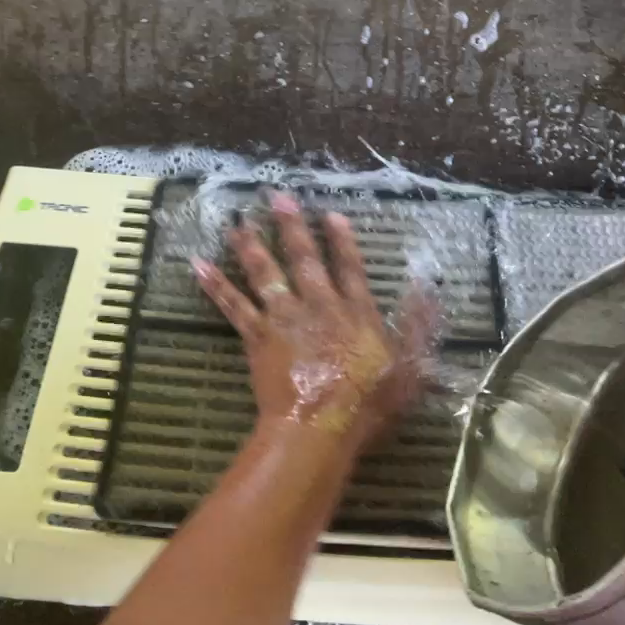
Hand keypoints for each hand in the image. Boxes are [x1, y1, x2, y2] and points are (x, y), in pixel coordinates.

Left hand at [192, 192, 434, 449]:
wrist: (320, 428)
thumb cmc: (368, 403)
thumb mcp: (411, 365)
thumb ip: (419, 324)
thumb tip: (427, 285)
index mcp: (355, 311)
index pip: (349, 267)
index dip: (341, 240)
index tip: (330, 213)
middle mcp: (318, 304)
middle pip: (303, 259)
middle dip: (291, 226)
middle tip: (276, 196)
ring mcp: (284, 318)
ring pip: (265, 272)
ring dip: (251, 244)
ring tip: (237, 221)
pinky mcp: (257, 336)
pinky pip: (233, 305)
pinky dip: (216, 284)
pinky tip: (198, 264)